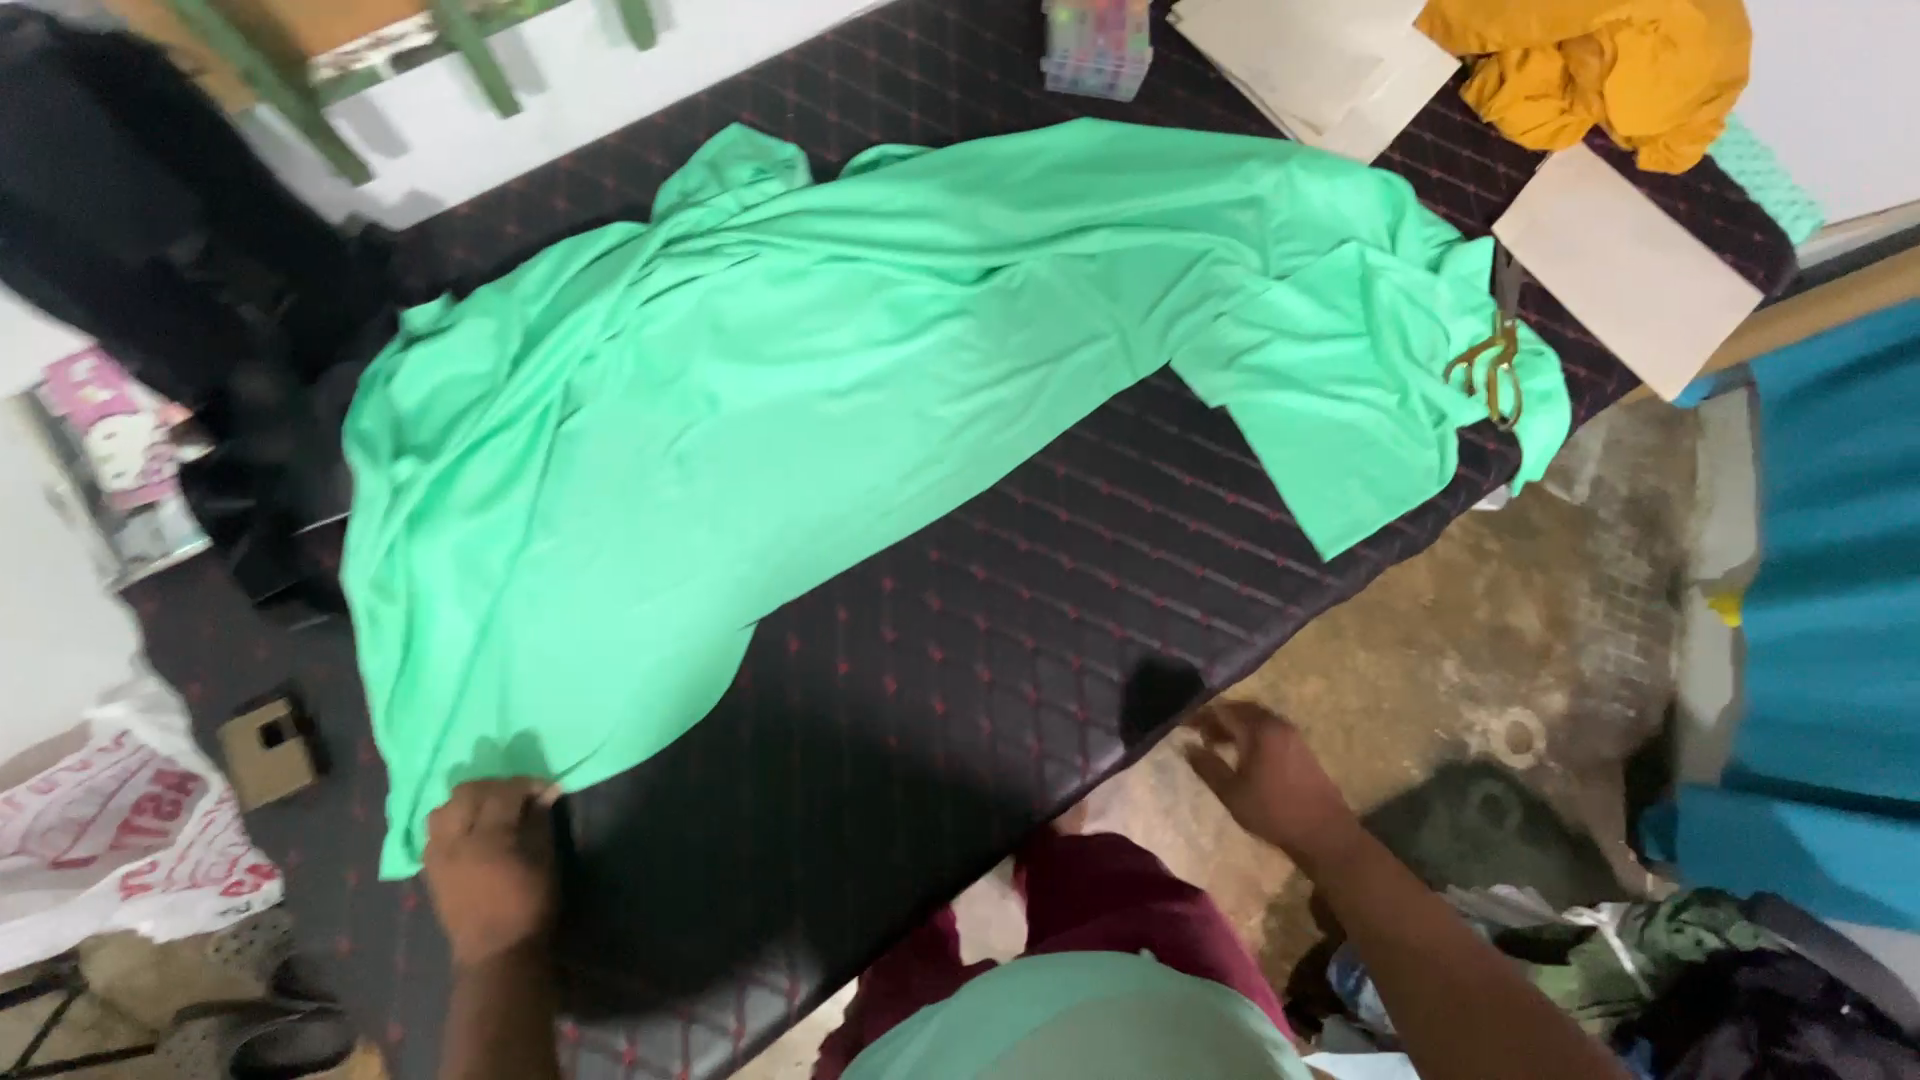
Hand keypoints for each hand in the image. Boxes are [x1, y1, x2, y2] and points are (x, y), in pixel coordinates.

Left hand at [424, 778, 558, 969]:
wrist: (496, 951)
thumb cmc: (529, 905)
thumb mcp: (545, 859)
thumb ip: (540, 821)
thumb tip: (545, 793)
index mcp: (488, 839)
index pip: (503, 791)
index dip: (527, 783)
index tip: (546, 790)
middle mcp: (455, 841)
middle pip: (467, 791)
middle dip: (496, 786)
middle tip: (519, 796)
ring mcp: (437, 855)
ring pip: (443, 807)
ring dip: (469, 801)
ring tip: (491, 810)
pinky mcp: (430, 868)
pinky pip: (435, 830)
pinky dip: (453, 820)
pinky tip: (472, 831)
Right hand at [1184, 700, 1362, 866]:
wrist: (1324, 832)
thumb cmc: (1273, 812)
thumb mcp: (1231, 792)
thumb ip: (1206, 766)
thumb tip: (1186, 746)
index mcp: (1258, 730)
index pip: (1222, 710)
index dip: (1199, 715)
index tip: (1181, 724)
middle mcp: (1276, 724)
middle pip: (1240, 709)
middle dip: (1217, 717)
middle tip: (1198, 732)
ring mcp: (1292, 734)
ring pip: (1256, 717)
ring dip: (1234, 724)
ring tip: (1216, 743)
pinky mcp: (1300, 746)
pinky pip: (1268, 727)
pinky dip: (1250, 731)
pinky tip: (1242, 752)